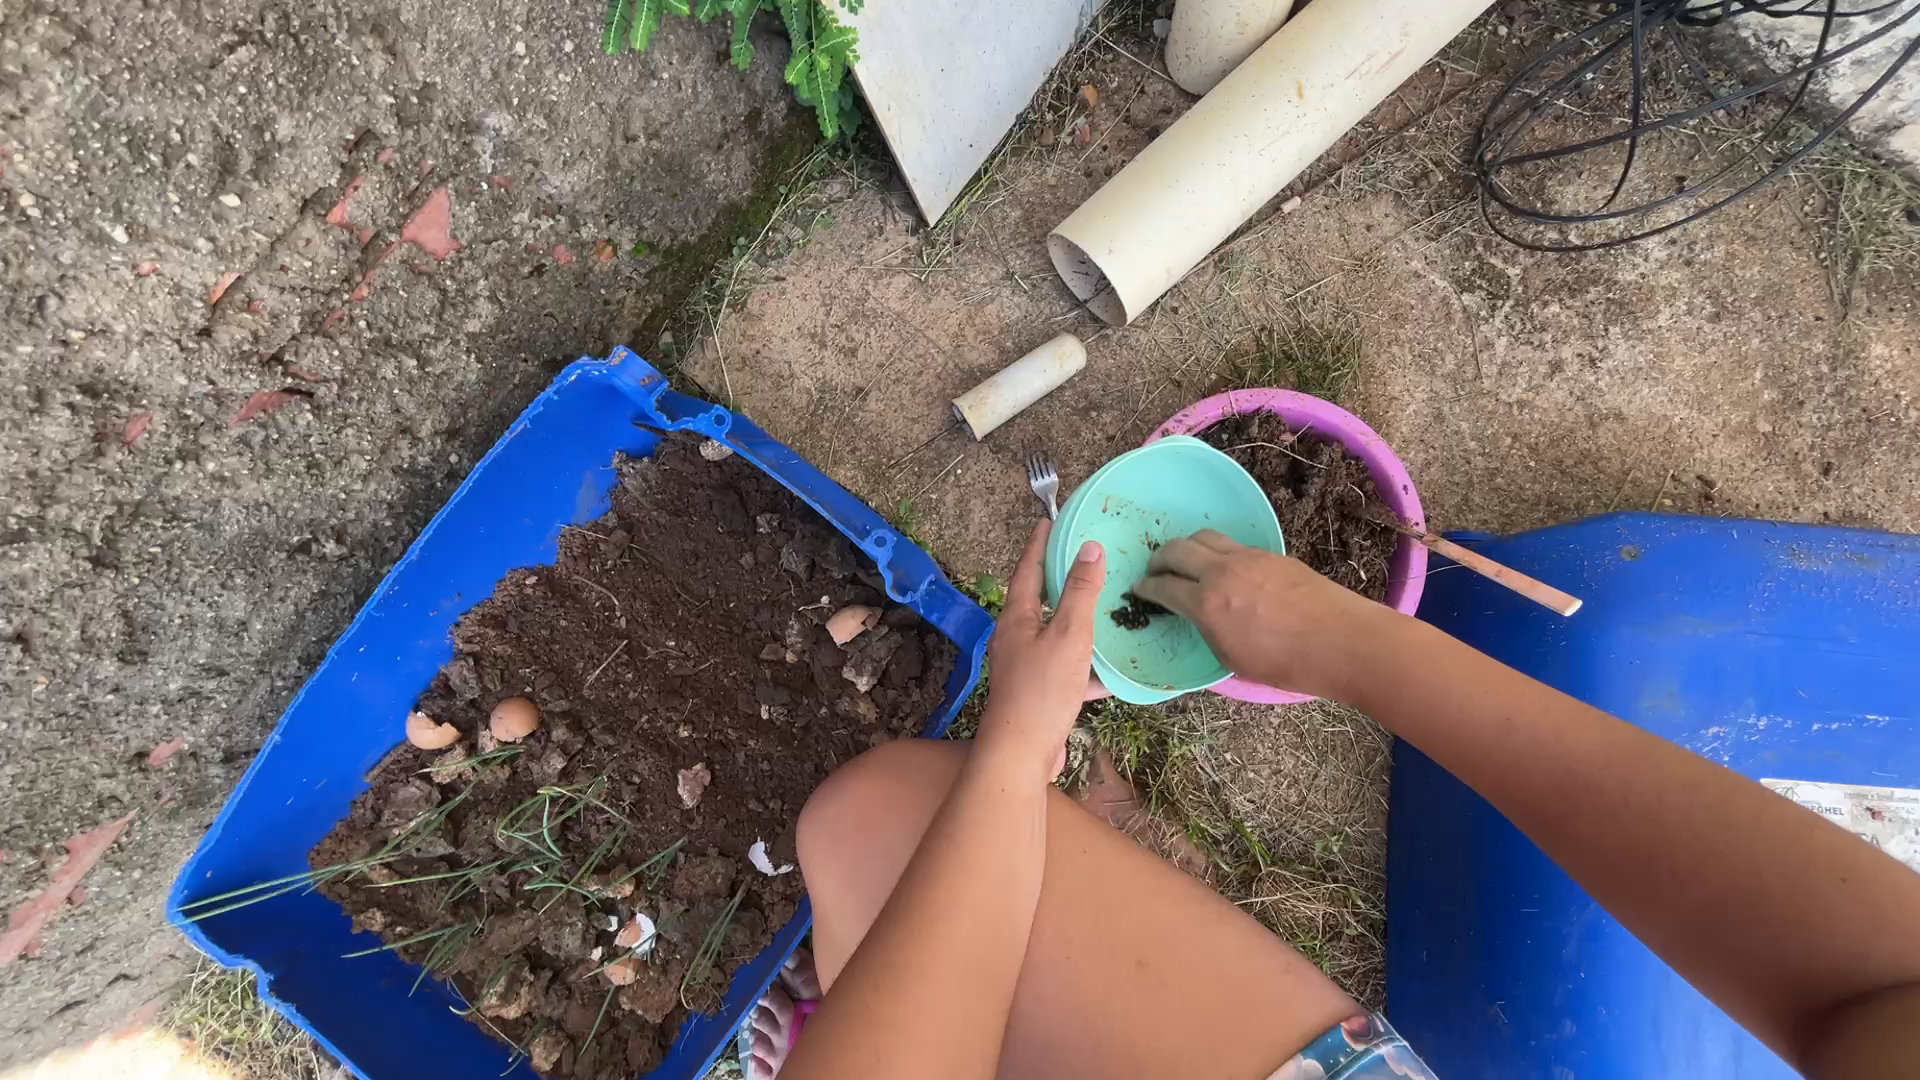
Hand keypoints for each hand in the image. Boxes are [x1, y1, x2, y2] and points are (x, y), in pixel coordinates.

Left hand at [976, 519, 1105, 782]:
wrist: (1022, 752)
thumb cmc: (1043, 689)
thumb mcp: (1069, 634)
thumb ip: (1080, 592)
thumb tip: (1089, 548)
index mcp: (1017, 617)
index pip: (1028, 568)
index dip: (1039, 543)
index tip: (1049, 520)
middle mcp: (1016, 637)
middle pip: (1039, 599)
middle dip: (1059, 579)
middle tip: (1082, 558)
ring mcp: (1026, 666)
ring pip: (1056, 635)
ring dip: (1078, 622)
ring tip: (1105, 609)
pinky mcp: (1040, 692)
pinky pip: (1067, 669)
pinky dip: (1087, 666)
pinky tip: (1112, 671)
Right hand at [1131, 529, 1393, 700]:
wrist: (1345, 642)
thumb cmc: (1288, 663)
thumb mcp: (1232, 658)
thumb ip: (1207, 630)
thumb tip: (1198, 616)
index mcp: (1207, 603)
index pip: (1162, 586)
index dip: (1145, 588)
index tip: (1139, 589)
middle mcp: (1221, 572)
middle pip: (1175, 549)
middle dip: (1158, 559)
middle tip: (1155, 570)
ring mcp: (1247, 558)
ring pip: (1203, 536)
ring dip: (1186, 547)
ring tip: (1186, 562)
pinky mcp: (1270, 554)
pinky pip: (1231, 544)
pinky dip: (1215, 551)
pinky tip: (1223, 568)